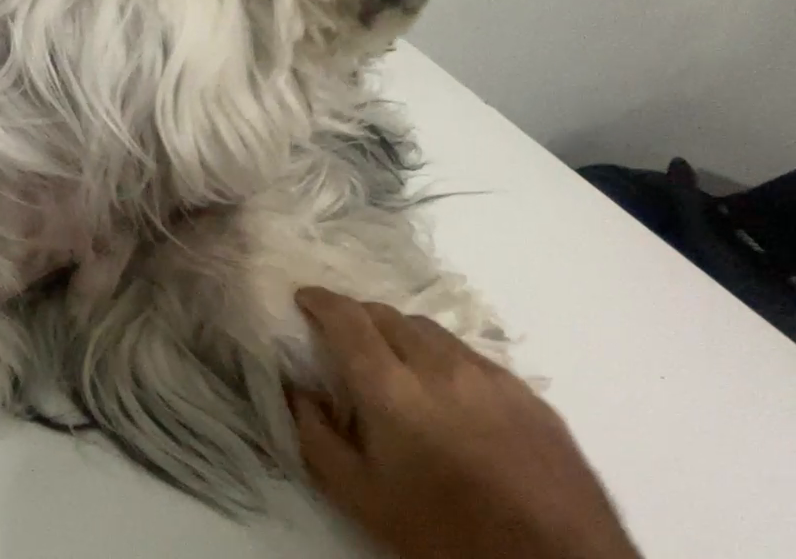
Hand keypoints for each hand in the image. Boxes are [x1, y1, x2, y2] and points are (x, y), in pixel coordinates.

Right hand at [289, 287, 640, 558]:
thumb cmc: (443, 531)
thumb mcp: (357, 493)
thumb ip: (314, 434)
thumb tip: (297, 389)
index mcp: (391, 387)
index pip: (346, 318)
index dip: (320, 300)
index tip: (304, 299)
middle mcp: (440, 367)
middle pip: (389, 315)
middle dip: (358, 316)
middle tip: (342, 338)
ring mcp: (492, 379)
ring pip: (432, 332)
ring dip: (401, 335)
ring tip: (395, 364)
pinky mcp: (531, 398)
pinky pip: (472, 358)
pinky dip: (444, 360)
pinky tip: (447, 395)